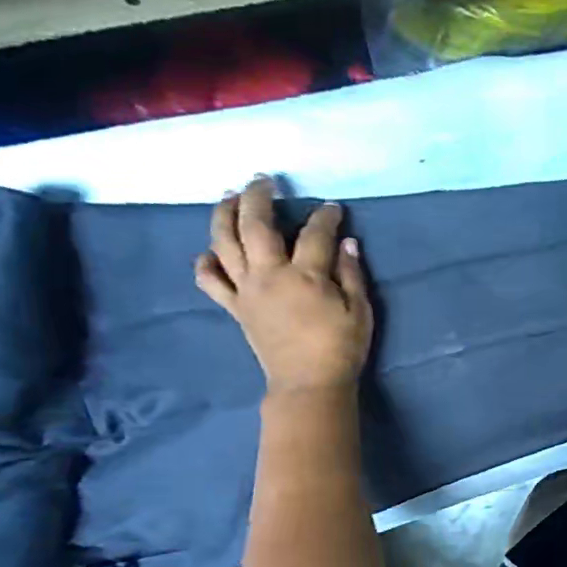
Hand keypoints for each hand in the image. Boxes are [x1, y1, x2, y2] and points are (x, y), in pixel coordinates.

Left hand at [196, 177, 374, 397]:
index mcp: (305, 276)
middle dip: (258, 196)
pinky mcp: (235, 307)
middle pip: (255, 224)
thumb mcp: (360, 311)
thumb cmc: (340, 348)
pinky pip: (210, 281)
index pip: (315, 233)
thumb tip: (347, 242)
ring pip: (224, 243)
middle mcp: (269, 275)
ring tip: (229, 197)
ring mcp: (247, 290)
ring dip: (223, 214)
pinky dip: (206, 263)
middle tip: (264, 181)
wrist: (309, 385)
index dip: (325, 216)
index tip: (333, 208)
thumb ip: (351, 274)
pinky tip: (210, 252)